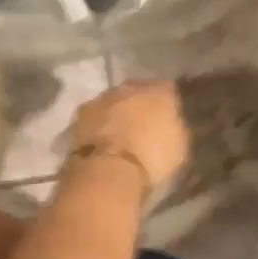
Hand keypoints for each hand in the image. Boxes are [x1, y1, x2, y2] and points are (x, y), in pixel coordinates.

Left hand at [67, 80, 189, 190]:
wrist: (107, 170)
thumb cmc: (152, 158)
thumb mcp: (179, 146)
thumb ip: (176, 126)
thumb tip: (172, 121)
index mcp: (159, 91)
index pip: (167, 88)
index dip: (168, 101)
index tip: (169, 115)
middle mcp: (128, 87)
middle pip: (135, 91)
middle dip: (139, 105)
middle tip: (143, 124)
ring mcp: (100, 100)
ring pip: (112, 103)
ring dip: (115, 114)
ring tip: (120, 135)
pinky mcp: (78, 118)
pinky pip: (94, 119)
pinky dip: (98, 128)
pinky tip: (102, 142)